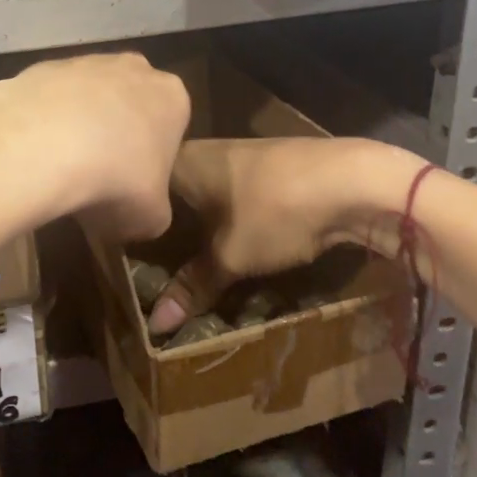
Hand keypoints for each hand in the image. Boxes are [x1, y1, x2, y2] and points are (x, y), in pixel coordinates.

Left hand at [0, 53, 190, 247]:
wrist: (45, 144)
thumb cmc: (116, 180)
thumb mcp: (151, 217)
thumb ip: (152, 209)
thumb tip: (134, 213)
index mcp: (172, 98)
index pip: (171, 127)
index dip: (153, 160)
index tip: (134, 186)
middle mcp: (134, 68)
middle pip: (129, 104)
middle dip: (116, 134)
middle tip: (99, 176)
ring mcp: (85, 61)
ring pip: (87, 97)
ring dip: (78, 125)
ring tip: (60, 168)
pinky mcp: (42, 66)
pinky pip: (49, 99)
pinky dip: (44, 122)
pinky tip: (34, 151)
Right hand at [148, 137, 423, 334]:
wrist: (353, 180)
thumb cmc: (275, 210)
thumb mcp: (230, 255)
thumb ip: (193, 285)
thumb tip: (155, 324)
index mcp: (183, 160)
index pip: (144, 188)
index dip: (134, 220)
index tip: (124, 255)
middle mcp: (205, 151)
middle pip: (174, 192)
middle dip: (169, 230)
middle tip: (154, 270)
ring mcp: (241, 158)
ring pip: (207, 196)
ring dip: (201, 227)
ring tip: (190, 266)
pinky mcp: (271, 170)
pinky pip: (234, 198)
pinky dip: (229, 222)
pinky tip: (233, 247)